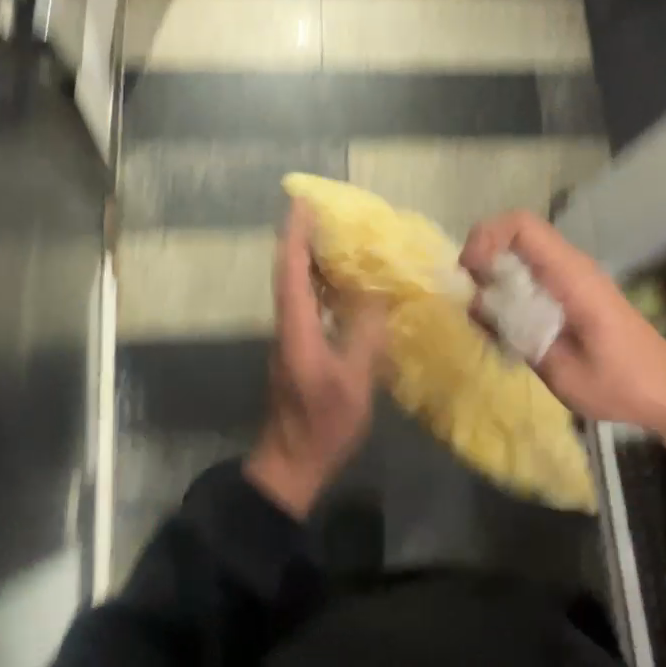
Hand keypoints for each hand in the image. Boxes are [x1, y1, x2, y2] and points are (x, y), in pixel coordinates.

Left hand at [245, 201, 386, 517]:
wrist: (291, 464)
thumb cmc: (322, 423)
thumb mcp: (353, 381)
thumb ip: (365, 334)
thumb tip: (376, 294)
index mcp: (296, 326)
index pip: (292, 269)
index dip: (297, 234)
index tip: (304, 202)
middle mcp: (288, 324)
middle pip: (291, 271)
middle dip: (305, 238)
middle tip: (329, 212)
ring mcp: (292, 338)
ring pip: (298, 287)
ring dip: (314, 259)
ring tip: (341, 238)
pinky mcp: (300, 350)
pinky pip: (309, 304)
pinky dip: (323, 285)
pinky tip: (346, 285)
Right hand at [462, 211, 665, 469]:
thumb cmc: (620, 385)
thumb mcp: (560, 370)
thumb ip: (516, 333)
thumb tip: (477, 304)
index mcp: (572, 276)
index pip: (522, 225)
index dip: (486, 237)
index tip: (469, 273)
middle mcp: (573, 266)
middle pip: (517, 232)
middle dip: (485, 255)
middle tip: (471, 294)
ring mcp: (575, 277)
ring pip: (523, 252)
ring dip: (497, 273)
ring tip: (486, 314)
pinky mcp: (575, 292)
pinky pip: (535, 272)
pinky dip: (512, 287)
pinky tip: (510, 324)